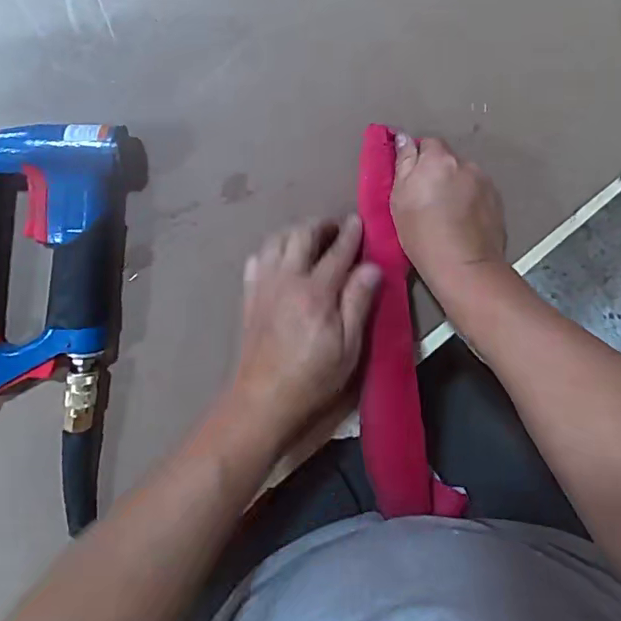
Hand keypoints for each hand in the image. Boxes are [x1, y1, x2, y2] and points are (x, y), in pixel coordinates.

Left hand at [230, 216, 381, 443]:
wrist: (263, 399)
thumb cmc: (313, 378)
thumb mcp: (348, 348)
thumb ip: (358, 303)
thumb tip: (371, 267)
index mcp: (316, 292)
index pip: (337, 251)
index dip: (351, 233)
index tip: (359, 220)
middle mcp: (287, 279)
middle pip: (302, 235)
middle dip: (321, 225)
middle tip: (336, 227)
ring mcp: (264, 285)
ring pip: (276, 240)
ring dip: (295, 232)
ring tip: (310, 239)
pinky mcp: (249, 295)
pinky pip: (258, 258)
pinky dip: (272, 250)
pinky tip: (280, 260)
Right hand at [390, 134, 507, 287]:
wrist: (465, 266)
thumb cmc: (422, 233)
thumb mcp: (400, 198)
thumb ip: (403, 163)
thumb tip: (403, 138)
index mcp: (438, 159)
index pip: (427, 143)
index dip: (418, 159)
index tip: (412, 180)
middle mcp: (465, 164)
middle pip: (448, 159)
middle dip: (438, 172)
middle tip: (426, 199)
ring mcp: (485, 182)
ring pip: (464, 175)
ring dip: (455, 185)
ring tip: (447, 213)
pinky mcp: (498, 201)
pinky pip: (478, 191)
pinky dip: (470, 199)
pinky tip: (464, 220)